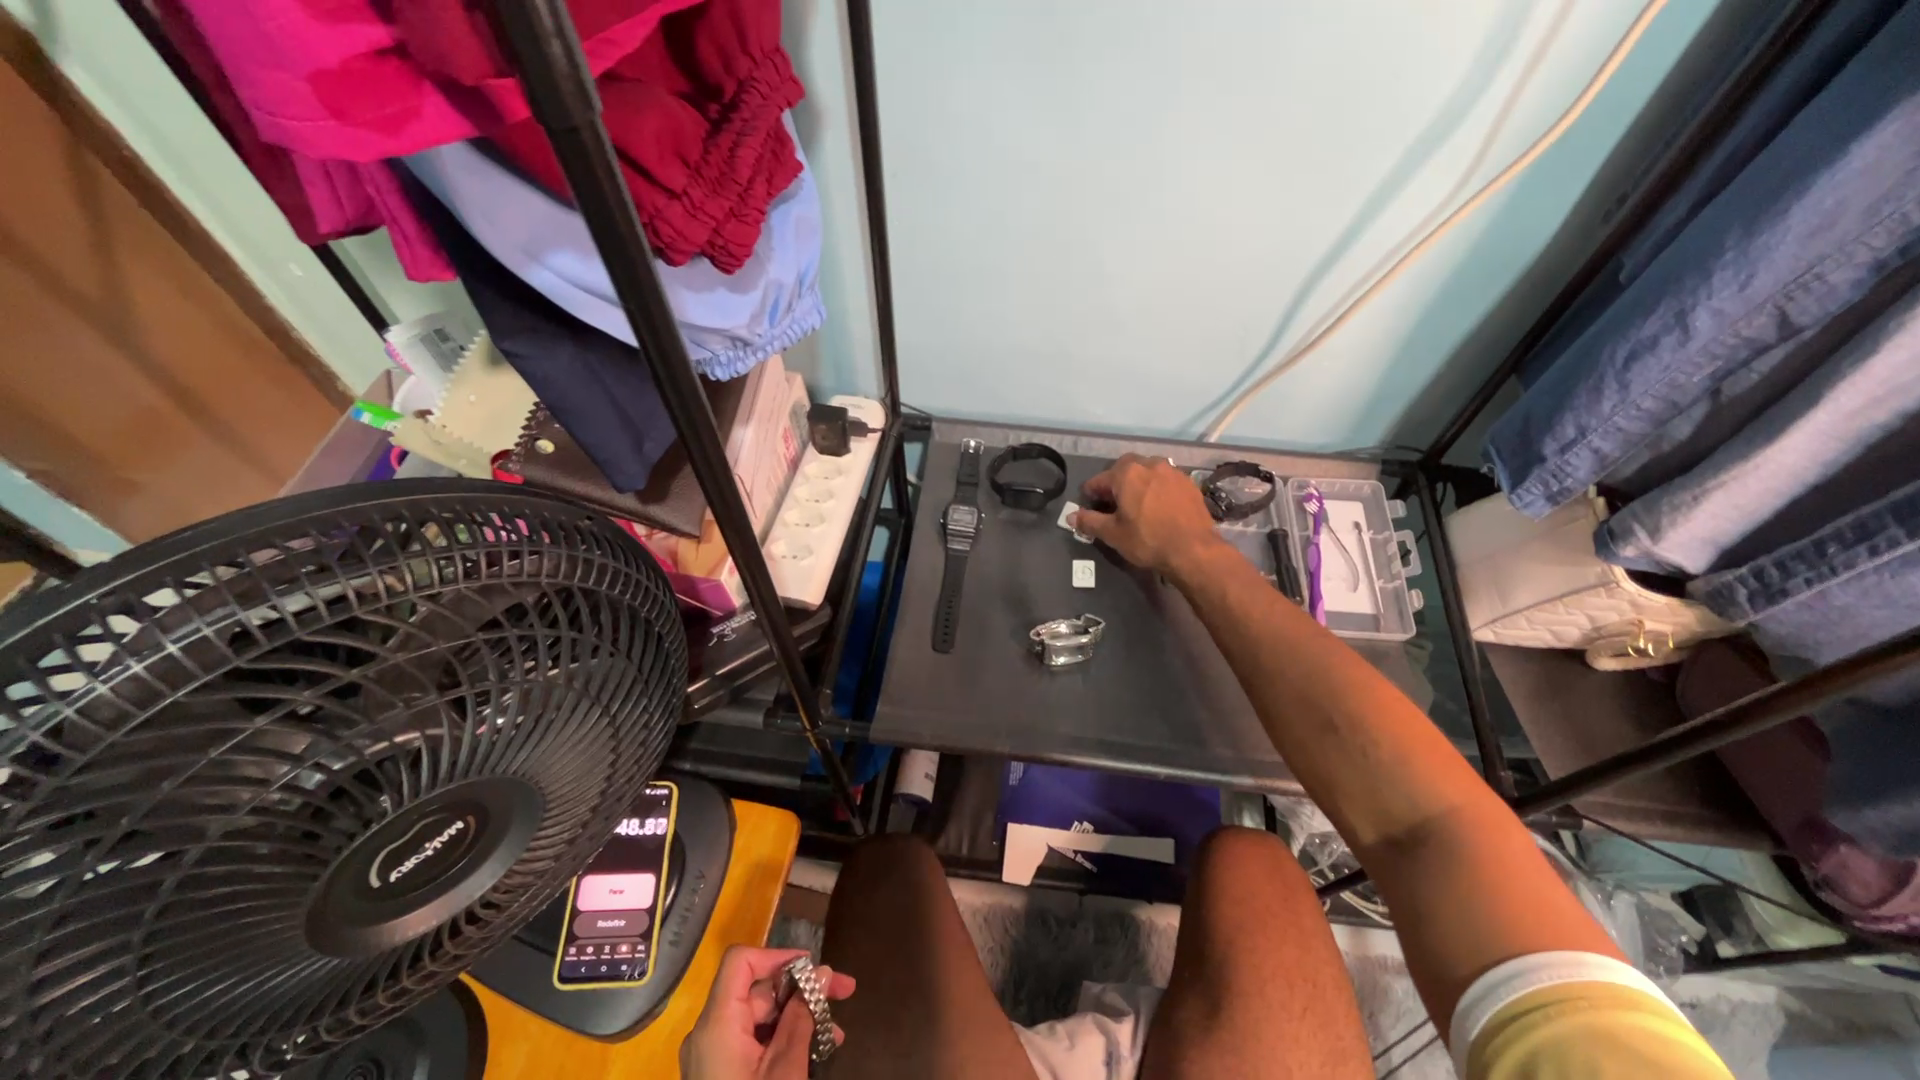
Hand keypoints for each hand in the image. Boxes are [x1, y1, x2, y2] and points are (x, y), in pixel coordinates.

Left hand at [681, 947, 855, 1079]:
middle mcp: (709, 1032)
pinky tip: (814, 1050)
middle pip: (757, 990)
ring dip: (798, 1017)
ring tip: (836, 1033)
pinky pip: (751, 1041)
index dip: (778, 955)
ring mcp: (712, 1055)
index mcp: (718, 1024)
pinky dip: (781, 1039)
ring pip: (758, 1017)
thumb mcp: (785, 1071)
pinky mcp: (719, 1074)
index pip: (742, 962)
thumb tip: (819, 975)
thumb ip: (801, 1019)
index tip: (815, 966)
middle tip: (845, 993)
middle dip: (801, 990)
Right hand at [1070, 454, 1224, 576]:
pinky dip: (1158, 487)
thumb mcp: (1113, 534)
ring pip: (1148, 470)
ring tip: (1137, 501)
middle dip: (1116, 481)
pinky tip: (1159, 505)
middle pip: (1126, 467)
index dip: (1091, 492)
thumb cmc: (1148, 540)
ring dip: (1139, 481)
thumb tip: (1071, 517)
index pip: (1100, 479)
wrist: (1194, 550)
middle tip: (1113, 501)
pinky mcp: (1188, 483)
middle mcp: (1150, 464)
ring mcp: (1172, 472)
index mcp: (1127, 474)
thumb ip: (1090, 522)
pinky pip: (1166, 479)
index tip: (1089, 503)